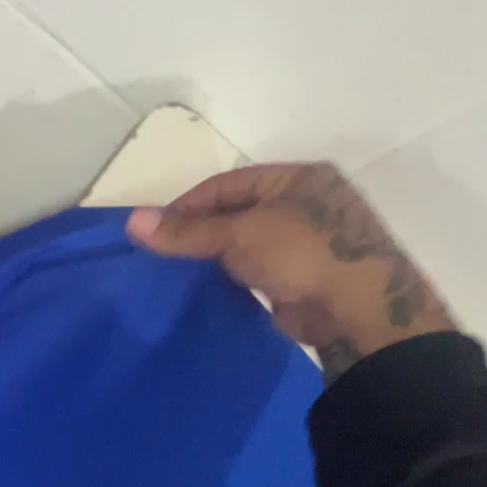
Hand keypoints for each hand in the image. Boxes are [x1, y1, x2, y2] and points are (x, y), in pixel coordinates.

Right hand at [127, 163, 455, 382]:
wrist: (354, 308)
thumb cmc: (301, 253)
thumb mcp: (238, 235)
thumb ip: (186, 231)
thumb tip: (132, 221)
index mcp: (296, 178)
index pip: (224, 184)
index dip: (185, 206)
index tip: (153, 233)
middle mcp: (301, 201)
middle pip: (230, 211)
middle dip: (194, 231)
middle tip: (159, 254)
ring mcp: (300, 238)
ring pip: (238, 239)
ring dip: (207, 254)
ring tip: (173, 272)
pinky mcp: (294, 271)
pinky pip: (248, 264)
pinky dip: (224, 272)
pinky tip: (201, 286)